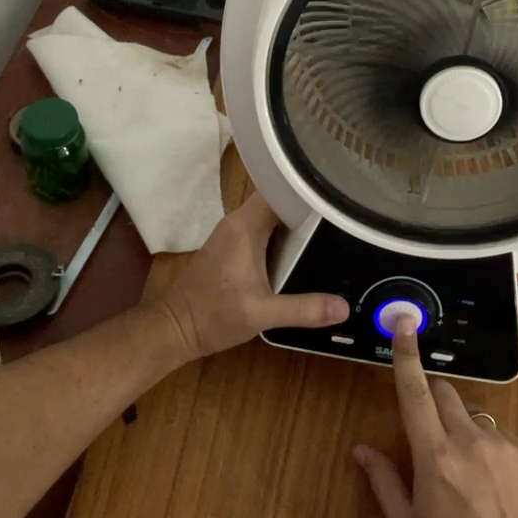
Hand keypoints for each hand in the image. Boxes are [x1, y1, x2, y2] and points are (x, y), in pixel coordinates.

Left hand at [155, 193, 349, 357]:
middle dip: (307, 206)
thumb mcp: (263, 313)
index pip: (280, 189)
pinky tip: (304, 249)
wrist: (174, 329)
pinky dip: (284, 235)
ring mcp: (233, 235)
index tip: (336, 194)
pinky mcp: (232, 248)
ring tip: (332, 226)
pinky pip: (264, 230)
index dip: (307, 188)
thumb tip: (343, 308)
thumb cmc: (213, 315)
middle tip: (342, 212)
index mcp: (245, 226)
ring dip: (296, 221)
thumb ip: (304, 309)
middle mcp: (238, 223)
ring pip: (272, 216)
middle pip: (279, 200)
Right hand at [353, 316, 517, 517]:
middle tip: (430, 435)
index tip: (404, 321)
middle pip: (445, 392)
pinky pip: (500, 436)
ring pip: (473, 415)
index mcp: (434, 456)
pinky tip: (493, 486)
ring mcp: (503, 444)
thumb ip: (384, 482)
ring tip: (466, 476)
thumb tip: (361, 449)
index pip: (414, 392)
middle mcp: (469, 439)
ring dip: (462, 430)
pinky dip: (490, 449)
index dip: (406, 354)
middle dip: (432, 401)